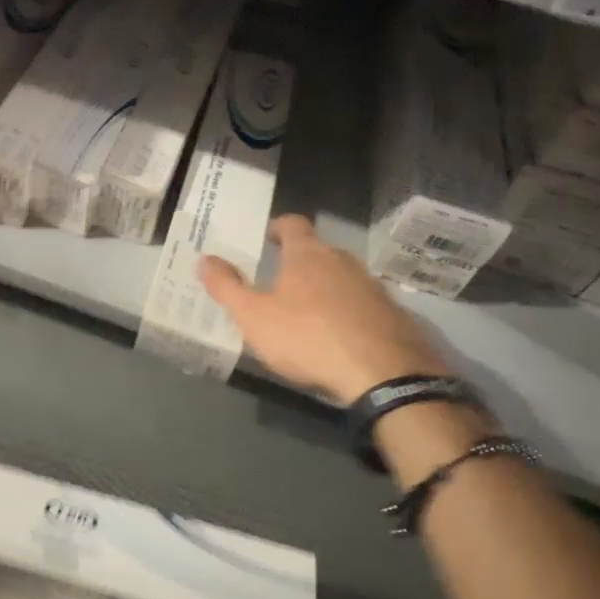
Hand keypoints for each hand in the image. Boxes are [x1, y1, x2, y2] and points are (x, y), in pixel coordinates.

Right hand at [200, 215, 453, 402]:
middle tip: (284, 281)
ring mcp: (373, 287)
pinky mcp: (394, 315)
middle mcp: (343, 261)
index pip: (293, 224)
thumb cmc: (308, 338)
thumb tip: (204, 259)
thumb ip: (227, 287)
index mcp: (308, 254)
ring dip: (329, 288)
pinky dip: (352, 313)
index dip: (279, 227)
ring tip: (312, 313)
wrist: (384, 375)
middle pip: (320, 251)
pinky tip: (344, 337)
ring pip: (345, 278)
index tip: (268, 238)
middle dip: (302, 262)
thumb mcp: (254, 317)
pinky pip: (366, 305)